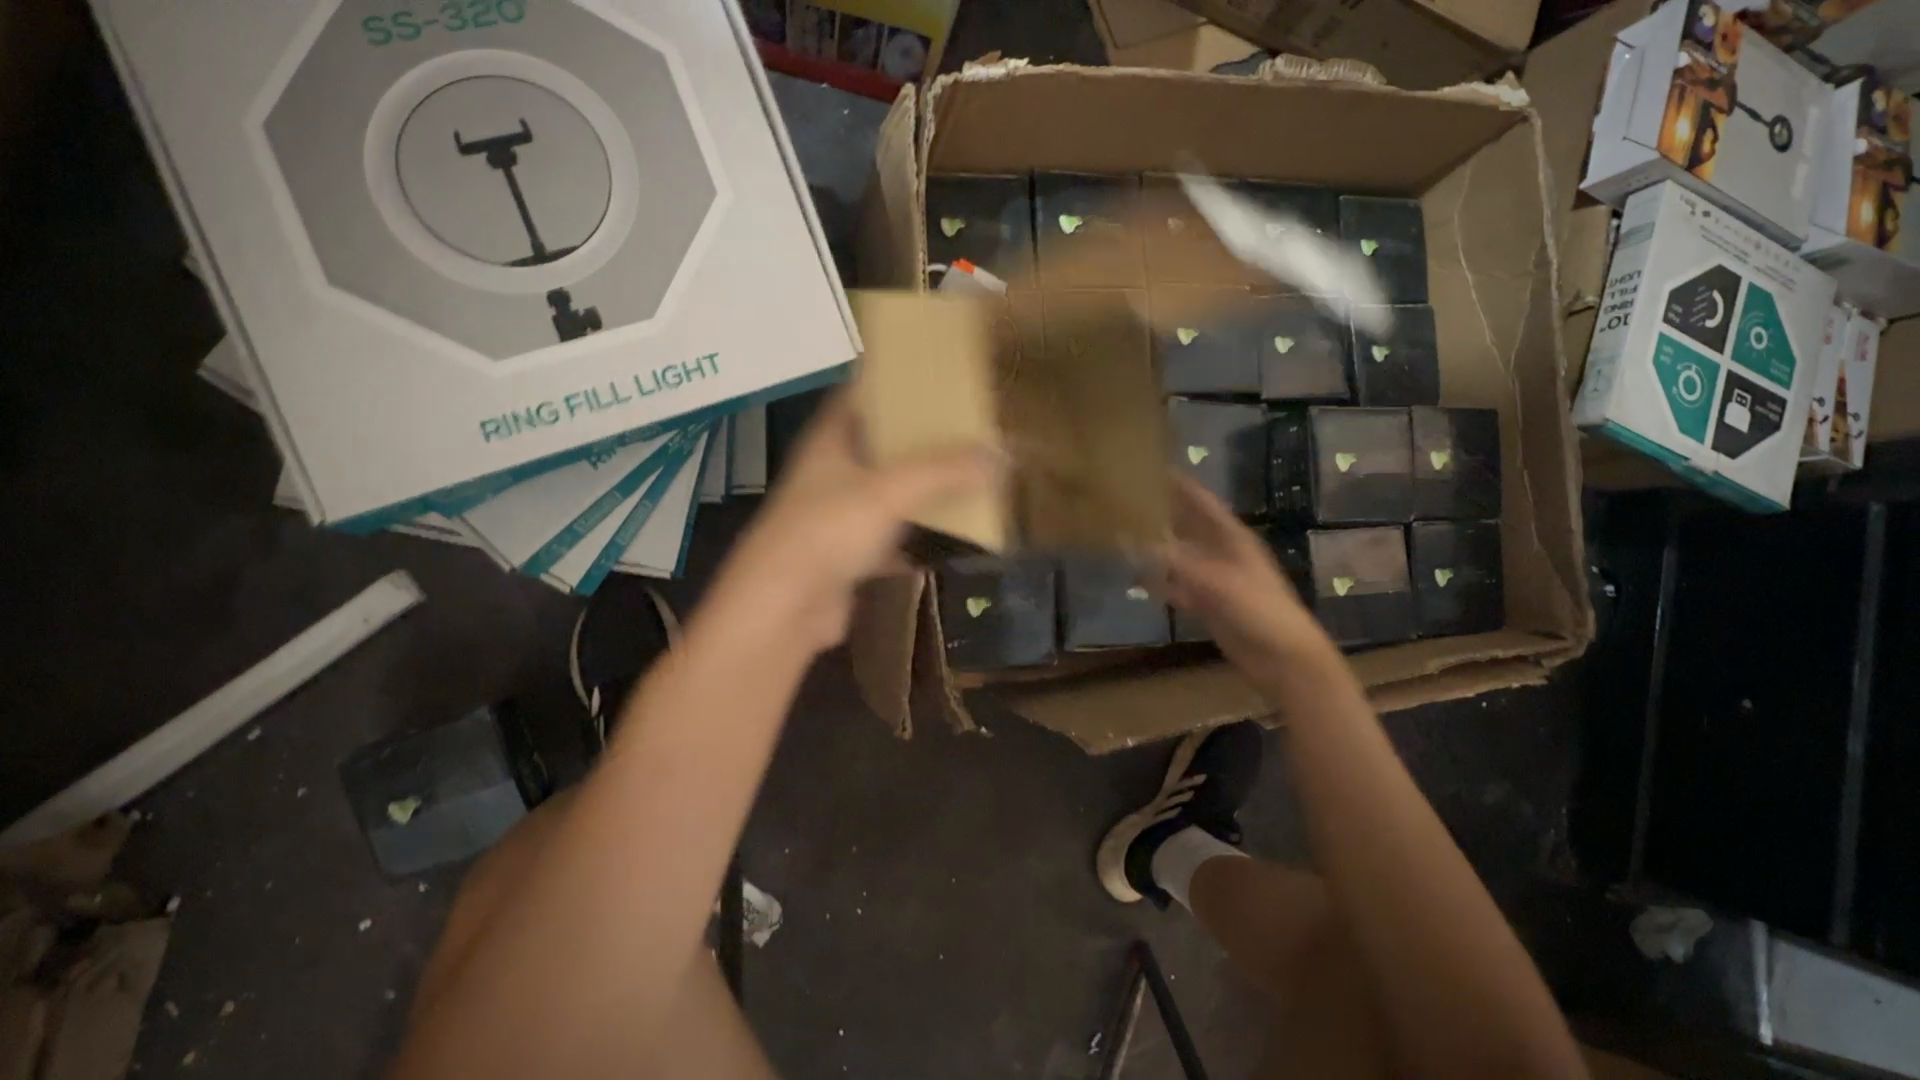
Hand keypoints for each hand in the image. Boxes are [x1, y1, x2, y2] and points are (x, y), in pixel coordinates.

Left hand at [708, 392, 999, 654]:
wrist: (783, 608)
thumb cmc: (827, 532)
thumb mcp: (890, 491)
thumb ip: (945, 471)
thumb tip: (1002, 452)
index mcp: (829, 442)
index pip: (859, 395)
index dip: (892, 381)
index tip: (934, 373)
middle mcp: (831, 474)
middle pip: (880, 445)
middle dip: (920, 437)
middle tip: (968, 425)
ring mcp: (838, 517)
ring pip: (889, 493)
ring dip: (924, 488)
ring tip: (972, 472)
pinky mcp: (849, 558)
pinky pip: (894, 538)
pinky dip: (921, 536)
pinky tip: (956, 532)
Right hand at [1149, 474, 1331, 675]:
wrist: (1283, 658)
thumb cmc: (1258, 610)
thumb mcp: (1214, 581)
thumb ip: (1172, 561)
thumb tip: (1129, 540)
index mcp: (1232, 538)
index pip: (1202, 502)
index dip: (1181, 485)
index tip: (1154, 466)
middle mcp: (1222, 553)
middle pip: (1189, 527)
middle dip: (1163, 514)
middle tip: (1129, 499)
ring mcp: (1216, 580)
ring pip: (1181, 557)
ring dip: (1158, 549)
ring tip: (1124, 534)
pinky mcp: (1209, 605)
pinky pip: (1179, 587)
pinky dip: (1161, 582)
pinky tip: (1138, 579)